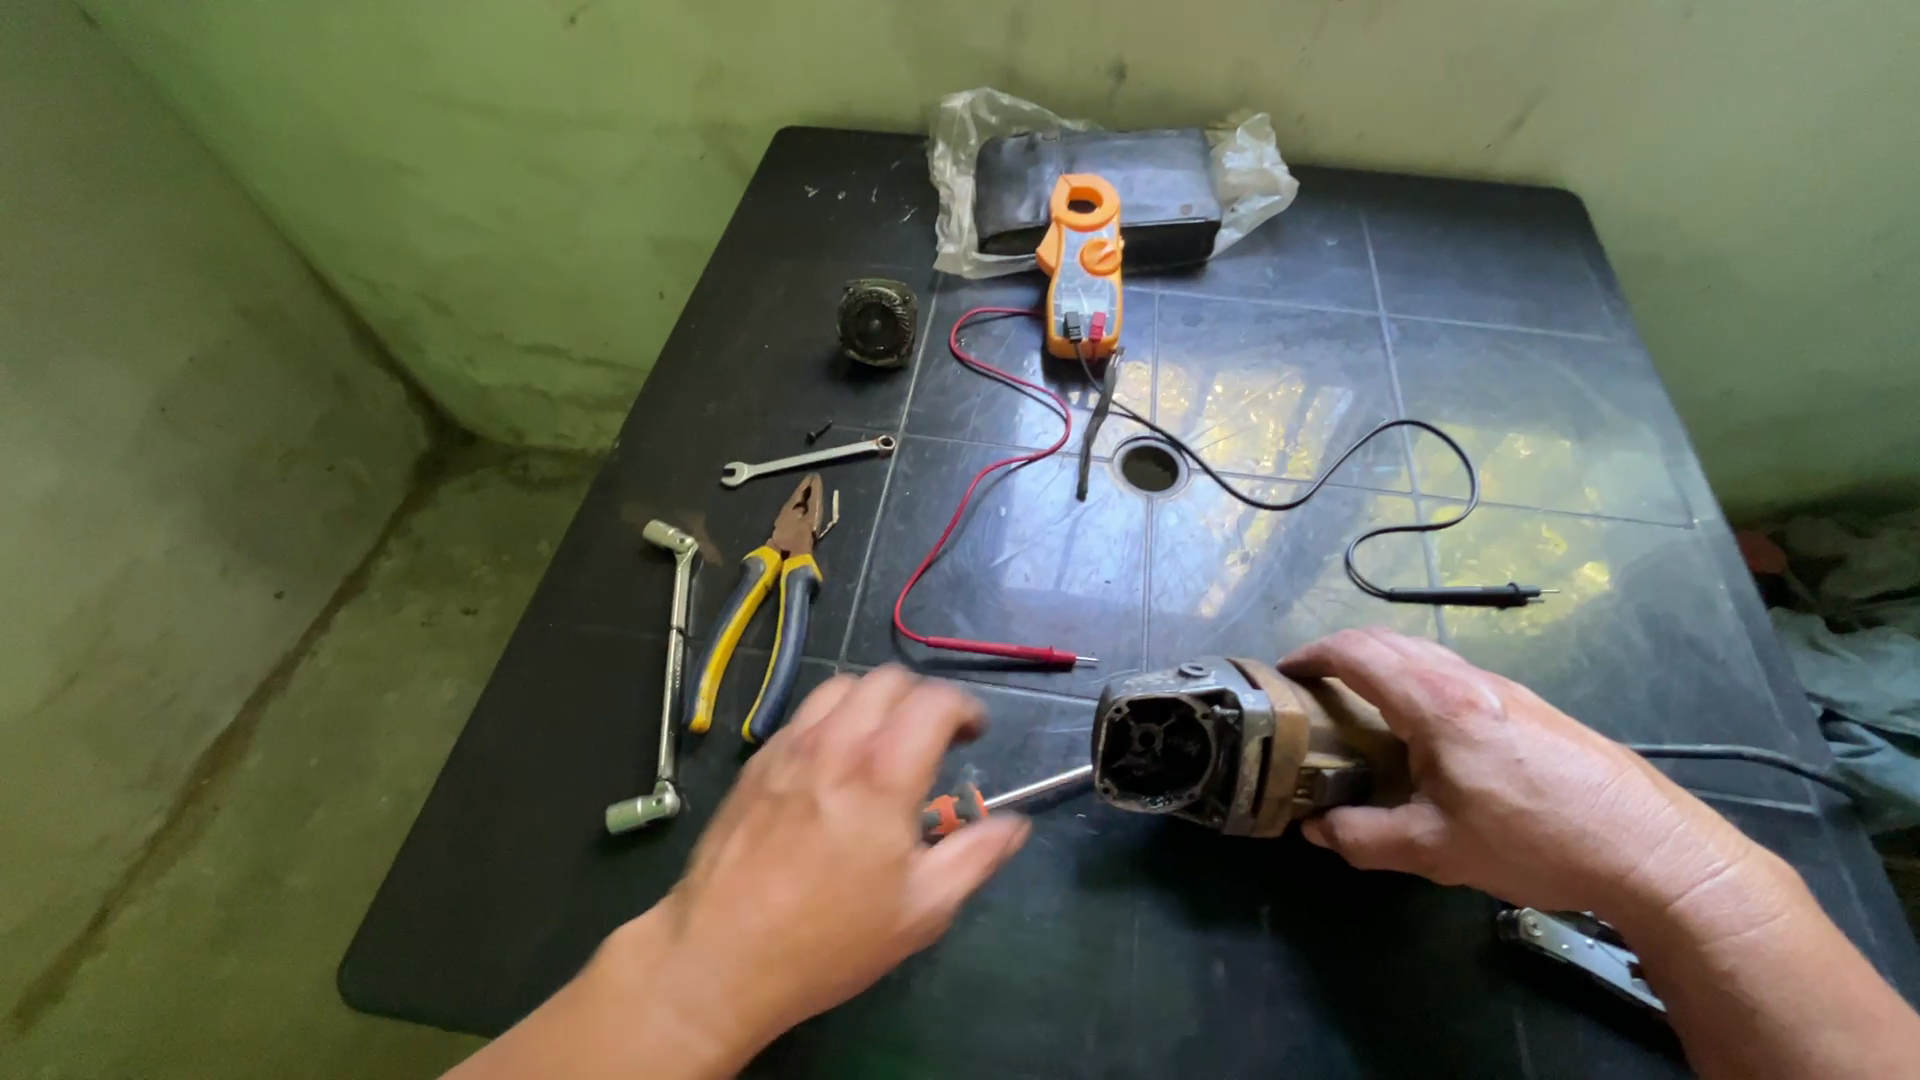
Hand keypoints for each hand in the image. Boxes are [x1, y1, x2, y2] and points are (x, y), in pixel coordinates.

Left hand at [633, 667, 1028, 1061]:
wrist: (719, 957)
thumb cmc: (830, 939)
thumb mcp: (922, 909)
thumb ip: (977, 856)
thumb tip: (1015, 825)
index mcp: (884, 772)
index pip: (936, 701)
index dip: (966, 709)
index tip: (974, 734)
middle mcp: (837, 742)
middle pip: (890, 680)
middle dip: (923, 699)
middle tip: (934, 738)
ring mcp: (790, 746)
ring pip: (843, 686)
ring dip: (876, 701)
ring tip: (885, 741)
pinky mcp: (758, 760)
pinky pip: (805, 714)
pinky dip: (835, 718)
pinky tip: (835, 761)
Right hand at [1280, 628, 1763, 920]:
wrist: (1659, 854)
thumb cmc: (1536, 841)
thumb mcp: (1436, 850)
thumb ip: (1363, 837)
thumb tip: (1312, 830)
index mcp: (1435, 704)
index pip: (1355, 652)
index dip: (1310, 654)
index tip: (1284, 672)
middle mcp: (1467, 680)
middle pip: (1387, 639)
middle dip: (1338, 650)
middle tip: (1311, 683)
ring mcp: (1504, 688)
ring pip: (1423, 651)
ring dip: (1378, 661)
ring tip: (1358, 700)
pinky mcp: (1530, 705)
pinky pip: (1452, 670)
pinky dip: (1413, 676)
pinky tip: (1422, 724)